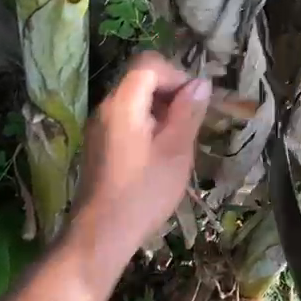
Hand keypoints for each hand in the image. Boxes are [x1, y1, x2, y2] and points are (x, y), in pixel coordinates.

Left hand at [70, 52, 208, 261]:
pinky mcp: (99, 145)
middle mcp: (106, 108)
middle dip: (170, 92)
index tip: (195, 101)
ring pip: (134, 100)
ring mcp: (99, 127)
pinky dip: (147, 125)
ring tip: (179, 140)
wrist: (101, 234)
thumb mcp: (176, 150)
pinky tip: (160, 154)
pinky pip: (126, 119)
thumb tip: (200, 82)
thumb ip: (188, 111)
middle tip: (191, 121)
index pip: (150, 65)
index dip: (177, 75)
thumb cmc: (144, 192)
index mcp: (123, 103)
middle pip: (140, 79)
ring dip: (161, 110)